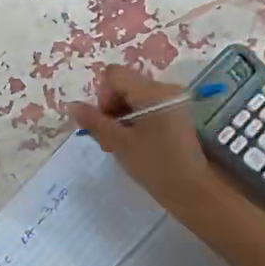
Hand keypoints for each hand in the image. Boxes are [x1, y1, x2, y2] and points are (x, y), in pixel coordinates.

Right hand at [69, 64, 217, 206]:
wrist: (192, 190)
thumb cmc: (155, 166)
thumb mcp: (119, 143)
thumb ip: (94, 121)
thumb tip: (72, 106)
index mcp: (153, 91)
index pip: (114, 75)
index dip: (103, 96)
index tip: (105, 123)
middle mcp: (166, 88)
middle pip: (124, 84)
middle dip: (111, 108)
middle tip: (110, 138)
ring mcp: (174, 99)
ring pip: (134, 96)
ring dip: (122, 116)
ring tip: (121, 143)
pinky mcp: (177, 112)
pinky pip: (147, 106)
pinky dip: (135, 119)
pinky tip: (135, 142)